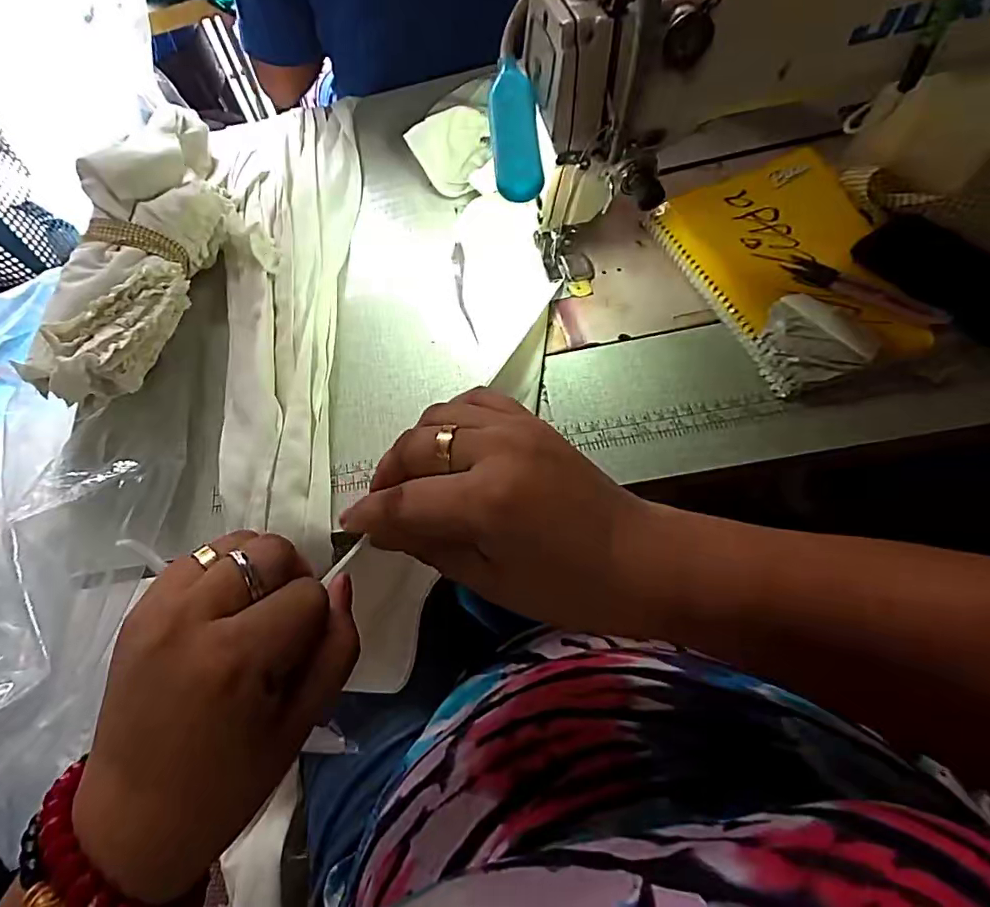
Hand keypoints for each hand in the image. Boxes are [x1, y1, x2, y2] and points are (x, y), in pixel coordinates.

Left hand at [73, 531, 357, 902]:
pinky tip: (221, 610)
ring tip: (254, 609)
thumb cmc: (228, 784)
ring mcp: (158, 608)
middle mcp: (192, 618)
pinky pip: (194, 558)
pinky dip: (220, 571)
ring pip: (233, 543)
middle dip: (293, 578)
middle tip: (286, 620)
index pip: (307, 594)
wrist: (133, 819)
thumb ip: (336, 649)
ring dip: (257, 567)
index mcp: (235, 658)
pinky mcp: (138, 609)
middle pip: (270, 550)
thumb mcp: (301, 725)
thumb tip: (342, 583)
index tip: (301, 655)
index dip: (318, 621)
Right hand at [338, 387, 662, 634]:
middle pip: (415, 447)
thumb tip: (380, 528)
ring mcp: (517, 427)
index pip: (406, 500)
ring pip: (439, 416)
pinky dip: (450, 419)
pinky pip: (476, 402)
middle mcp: (497, 449)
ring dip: (414, 445)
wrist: (639, 557)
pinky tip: (448, 445)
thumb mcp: (490, 579)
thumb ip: (430, 546)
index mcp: (488, 499)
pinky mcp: (531, 420)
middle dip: (385, 476)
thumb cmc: (569, 588)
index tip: (349, 524)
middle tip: (380, 506)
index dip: (370, 514)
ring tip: (412, 477)